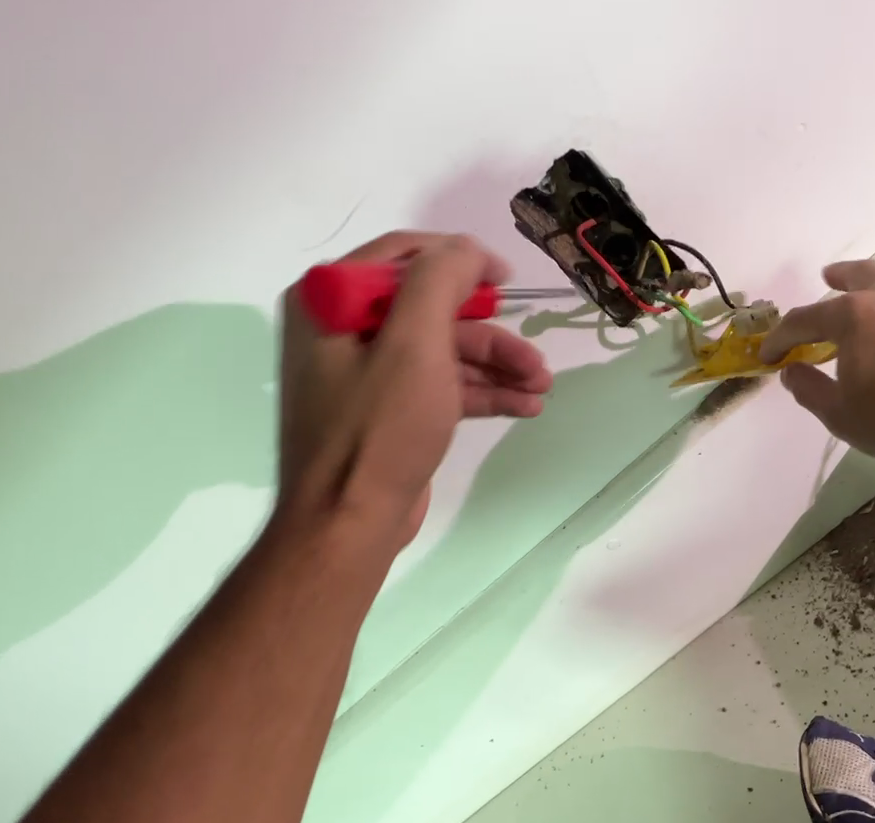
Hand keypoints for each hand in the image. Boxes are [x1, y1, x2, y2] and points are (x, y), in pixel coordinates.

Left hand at [276, 231, 552, 546]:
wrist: (351, 520)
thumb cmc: (379, 428)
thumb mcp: (414, 345)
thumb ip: (441, 282)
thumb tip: (470, 250)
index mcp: (332, 300)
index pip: (404, 256)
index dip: (461, 260)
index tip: (510, 279)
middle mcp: (345, 329)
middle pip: (434, 311)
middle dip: (492, 335)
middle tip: (536, 361)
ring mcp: (369, 373)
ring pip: (445, 353)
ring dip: (497, 367)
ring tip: (542, 389)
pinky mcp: (391, 410)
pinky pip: (443, 386)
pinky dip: (483, 393)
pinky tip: (525, 407)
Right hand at [760, 261, 874, 461]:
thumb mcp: (839, 413)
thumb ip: (809, 388)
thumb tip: (791, 371)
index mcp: (853, 315)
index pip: (805, 320)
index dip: (781, 338)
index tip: (768, 355)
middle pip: (857, 276)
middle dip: (837, 276)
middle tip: (826, 276)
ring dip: (870, 290)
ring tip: (863, 302)